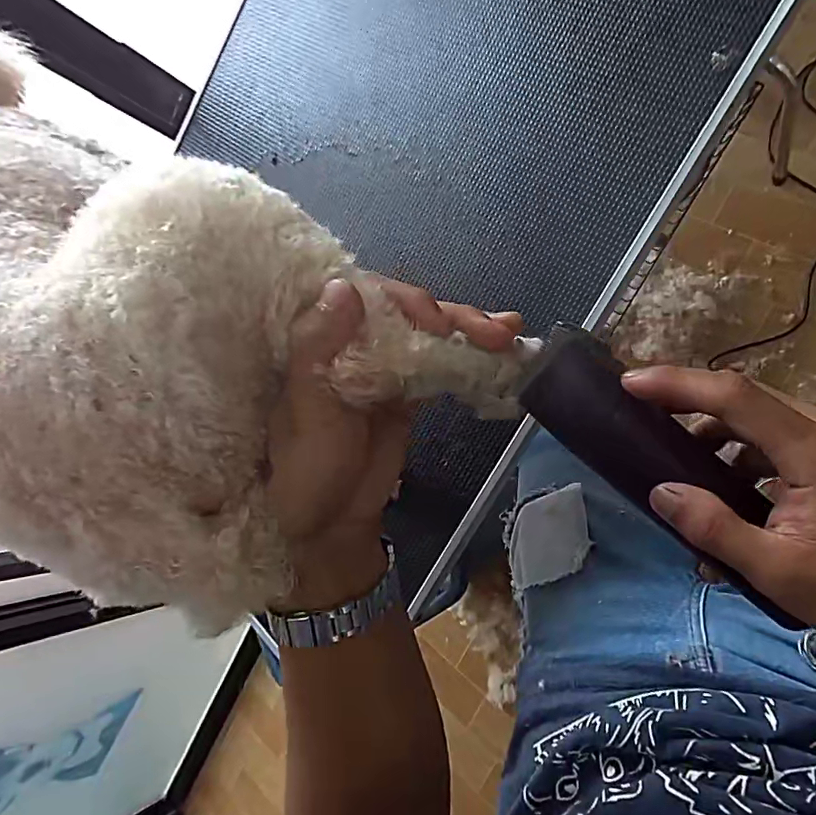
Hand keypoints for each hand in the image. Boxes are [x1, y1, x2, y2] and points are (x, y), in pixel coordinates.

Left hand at [267, 276, 521, 609]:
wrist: (331, 526)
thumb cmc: (307, 473)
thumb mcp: (308, 416)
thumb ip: (318, 351)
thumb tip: (343, 288)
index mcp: (318, 340)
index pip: (361, 295)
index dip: (402, 298)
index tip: (433, 321)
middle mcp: (352, 343)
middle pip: (406, 310)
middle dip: (451, 316)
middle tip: (492, 332)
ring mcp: (384, 365)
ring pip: (430, 334)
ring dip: (470, 330)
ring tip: (508, 334)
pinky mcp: (409, 390)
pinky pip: (442, 363)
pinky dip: (471, 356)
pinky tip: (501, 350)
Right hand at [622, 366, 815, 691]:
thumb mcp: (778, 572)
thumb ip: (714, 528)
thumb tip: (661, 491)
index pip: (735, 396)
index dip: (678, 384)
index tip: (630, 383)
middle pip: (744, 401)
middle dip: (688, 408)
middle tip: (642, 426)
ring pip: (757, 422)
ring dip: (714, 441)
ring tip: (679, 478)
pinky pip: (775, 445)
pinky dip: (741, 461)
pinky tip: (723, 498)